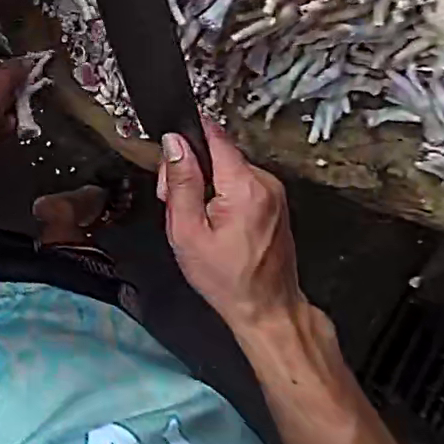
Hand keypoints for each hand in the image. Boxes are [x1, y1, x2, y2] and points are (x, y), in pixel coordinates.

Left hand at [0, 56, 32, 163]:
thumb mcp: (0, 81)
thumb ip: (15, 70)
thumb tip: (28, 62)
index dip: (14, 69)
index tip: (29, 78)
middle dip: (13, 94)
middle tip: (25, 100)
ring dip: (9, 113)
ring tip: (15, 117)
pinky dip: (0, 128)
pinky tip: (4, 130)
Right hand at [158, 119, 307, 336]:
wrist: (266, 308)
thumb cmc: (226, 277)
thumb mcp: (186, 229)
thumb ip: (180, 181)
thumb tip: (174, 142)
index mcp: (245, 187)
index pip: (213, 136)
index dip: (184, 142)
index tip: (170, 160)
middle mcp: (265, 183)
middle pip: (214, 152)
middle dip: (188, 169)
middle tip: (176, 202)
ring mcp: (273, 191)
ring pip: (223, 166)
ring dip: (202, 182)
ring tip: (195, 217)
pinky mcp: (273, 200)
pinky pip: (236, 180)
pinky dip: (218, 193)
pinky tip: (211, 219)